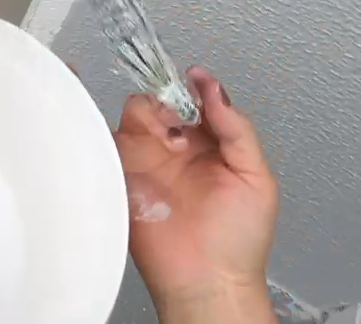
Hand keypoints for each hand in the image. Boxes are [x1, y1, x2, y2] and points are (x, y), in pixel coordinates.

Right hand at [116, 68, 277, 323]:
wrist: (207, 283)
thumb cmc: (238, 242)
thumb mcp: (255, 179)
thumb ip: (236, 129)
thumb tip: (214, 87)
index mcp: (206, 143)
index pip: (192, 98)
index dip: (191, 85)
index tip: (193, 78)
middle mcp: (173, 146)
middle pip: (158, 97)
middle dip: (165, 100)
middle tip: (178, 120)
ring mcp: (146, 158)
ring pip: (133, 112)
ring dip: (147, 116)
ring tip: (166, 142)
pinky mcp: (120, 172)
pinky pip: (106, 138)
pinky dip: (110, 127)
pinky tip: (133, 138)